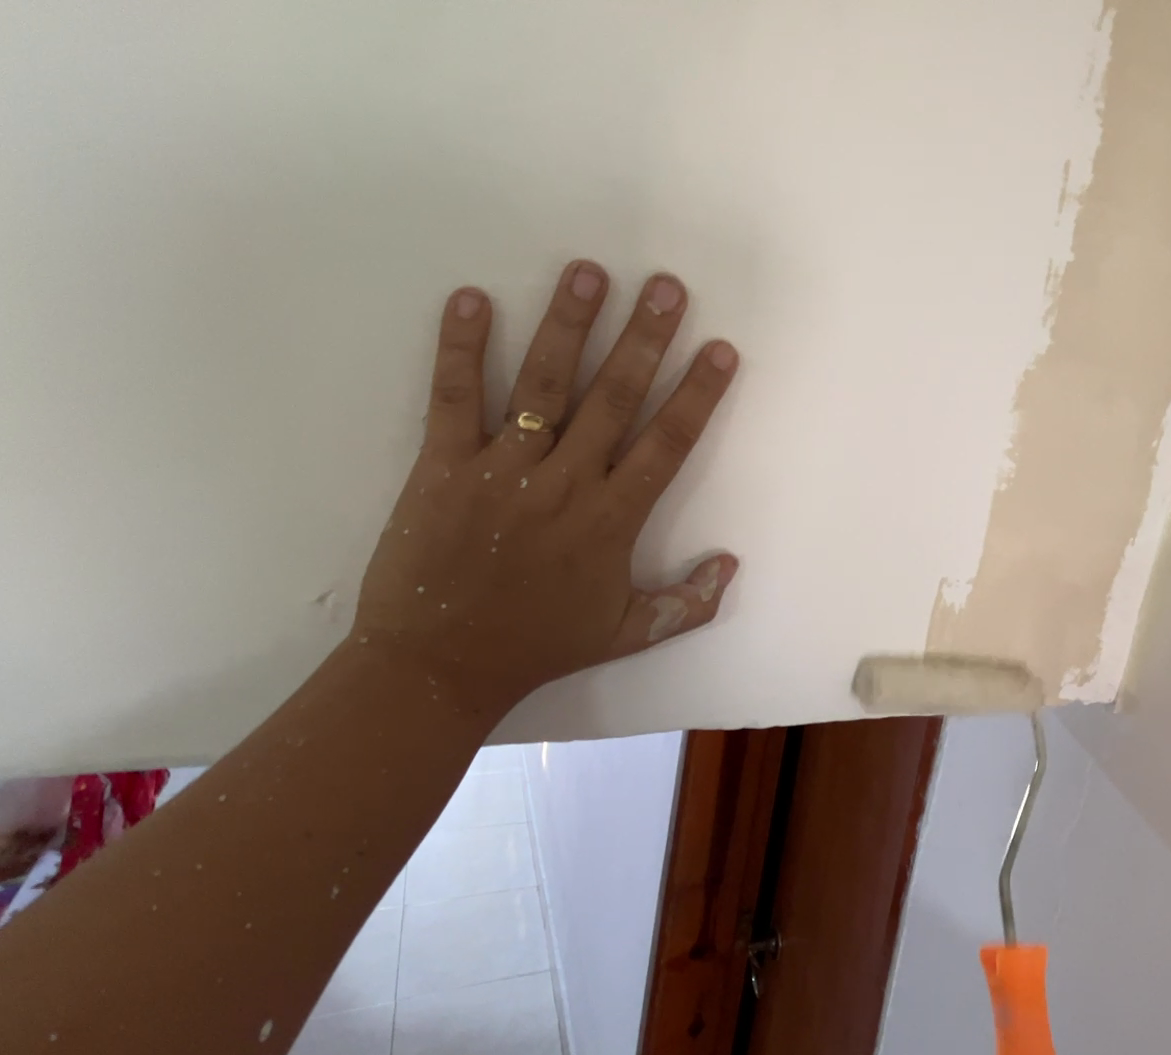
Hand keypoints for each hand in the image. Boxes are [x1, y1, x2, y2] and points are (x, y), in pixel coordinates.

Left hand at [351, 261, 738, 714]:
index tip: (719, 348)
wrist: (438, 667)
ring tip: (589, 271)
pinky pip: (453, 399)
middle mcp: (564, 484)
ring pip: (542, 386)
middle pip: (613, 398)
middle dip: (644, 338)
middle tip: (666, 286)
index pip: (667, 443)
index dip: (697, 393)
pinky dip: (460, 348)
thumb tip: (732, 563)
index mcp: (612, 520)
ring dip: (568, 326)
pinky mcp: (443, 467)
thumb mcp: (627, 634)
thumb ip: (689, 604)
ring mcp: (502, 470)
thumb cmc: (538, 646)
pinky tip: (472, 298)